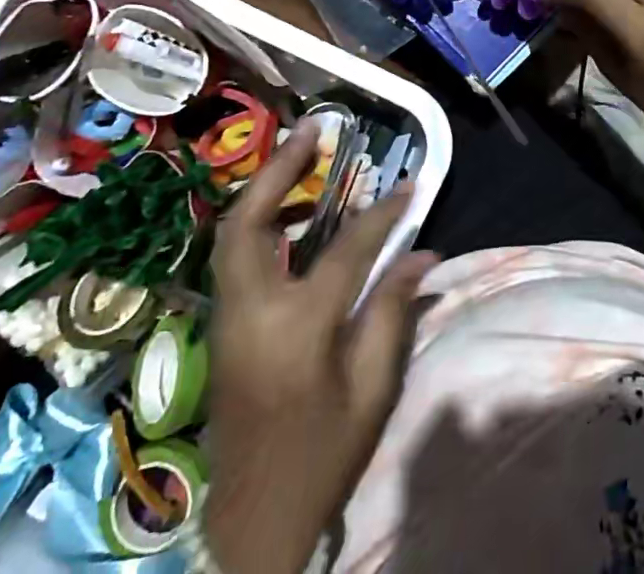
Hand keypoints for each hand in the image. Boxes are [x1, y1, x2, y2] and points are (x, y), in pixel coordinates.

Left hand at [201, 121, 437, 573]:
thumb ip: (392, 312)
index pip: (346, 250)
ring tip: (296, 159)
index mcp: (297, 326)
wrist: (255, 512)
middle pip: (249, 222)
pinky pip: (233, 257)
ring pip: (230, 235)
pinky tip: (286, 216)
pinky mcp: (221, 326)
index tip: (411, 185)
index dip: (384, 215)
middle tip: (310, 131)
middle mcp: (250, 309)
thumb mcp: (372, 388)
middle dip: (279, 169)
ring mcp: (227, 316)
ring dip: (261, 191)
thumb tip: (421, 254)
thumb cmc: (323, 452)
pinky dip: (255, 223)